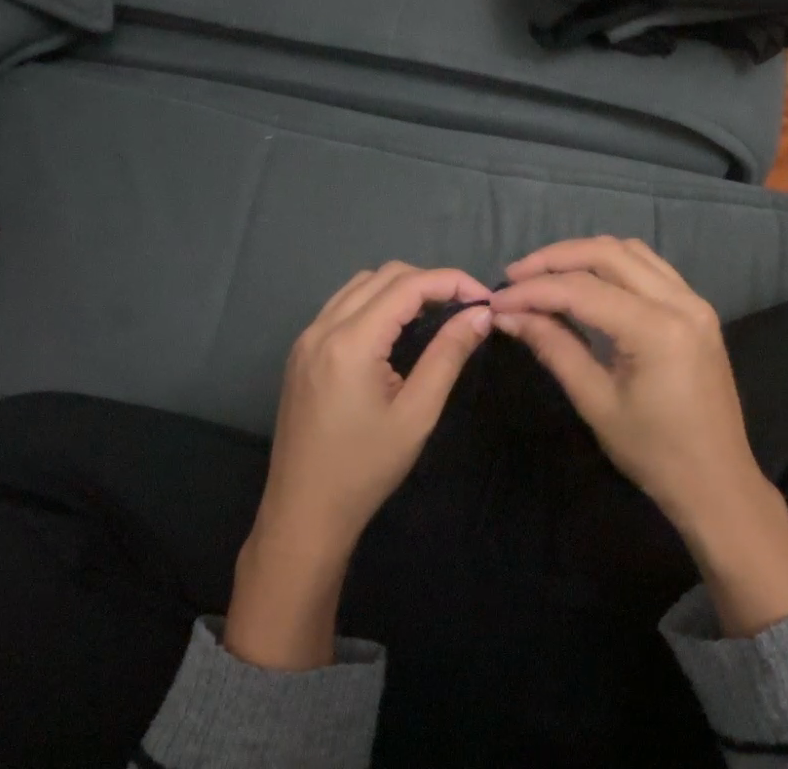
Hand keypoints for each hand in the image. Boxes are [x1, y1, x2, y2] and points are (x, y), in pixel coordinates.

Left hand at [228, 262, 491, 669]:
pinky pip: (341, 306)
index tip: (485, 298)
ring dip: (400, 289)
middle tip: (465, 308)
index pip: (408, 285)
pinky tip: (397, 331)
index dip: (452, 281)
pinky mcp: (301, 353)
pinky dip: (374, 303)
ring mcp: (306, 339)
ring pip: (359, 285)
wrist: (304, 511)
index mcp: (351, 342)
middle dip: (429, 281)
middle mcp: (322, 328)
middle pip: (383, 275)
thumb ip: (448, 355)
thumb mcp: (417, 414)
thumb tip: (481, 313)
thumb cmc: (366, 469)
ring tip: (436, 315)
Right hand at [489, 238, 787, 635]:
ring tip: (543, 275)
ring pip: (632, 252)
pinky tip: (586, 282)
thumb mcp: (596, 402)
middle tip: (514, 276)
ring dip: (585, 255)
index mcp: (657, 329)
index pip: (582, 289)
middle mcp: (681, 301)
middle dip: (556, 259)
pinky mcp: (698, 311)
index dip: (534, 290)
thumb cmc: (654, 453)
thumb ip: (554, 347)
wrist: (717, 482)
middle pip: (608, 253)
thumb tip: (508, 315)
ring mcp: (695, 302)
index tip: (496, 299)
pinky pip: (651, 268)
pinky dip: (614, 265)